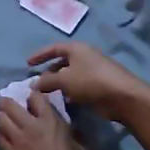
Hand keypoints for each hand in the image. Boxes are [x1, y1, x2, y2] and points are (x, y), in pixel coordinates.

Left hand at [0, 92, 88, 149]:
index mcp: (50, 122)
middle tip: (11, 105)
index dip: (34, 96)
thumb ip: (66, 131)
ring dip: (2, 117)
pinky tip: (8, 138)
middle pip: (8, 104)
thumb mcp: (79, 147)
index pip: (35, 96)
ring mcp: (15, 142)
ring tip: (7, 120)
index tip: (35, 100)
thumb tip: (61, 127)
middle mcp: (29, 127)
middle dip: (8, 102)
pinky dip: (1, 134)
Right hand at [28, 42, 149, 122]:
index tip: (27, 64)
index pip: (54, 48)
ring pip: (70, 76)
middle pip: (62, 62)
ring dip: (58, 84)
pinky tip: (62, 101)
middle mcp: (84, 57)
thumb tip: (34, 84)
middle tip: (37, 84)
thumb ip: (47, 81)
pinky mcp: (98, 86)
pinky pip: (78, 86)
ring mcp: (92, 71)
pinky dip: (69, 92)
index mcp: (77, 49)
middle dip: (48, 72)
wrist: (122, 96)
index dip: (40, 55)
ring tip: (46, 94)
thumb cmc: (91, 81)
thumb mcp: (64, 79)